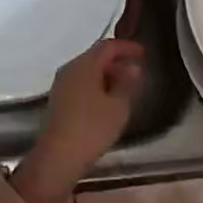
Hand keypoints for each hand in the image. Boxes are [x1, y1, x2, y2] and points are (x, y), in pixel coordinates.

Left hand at [14, 40, 145, 202]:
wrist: (59, 156)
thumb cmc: (93, 128)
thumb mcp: (118, 106)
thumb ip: (127, 83)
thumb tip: (132, 68)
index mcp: (85, 65)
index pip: (108, 46)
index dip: (127, 47)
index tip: (143, 53)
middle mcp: (70, 68)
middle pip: (95, 56)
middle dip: (117, 61)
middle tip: (136, 72)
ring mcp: (61, 83)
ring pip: (87, 70)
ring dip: (107, 74)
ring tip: (125, 87)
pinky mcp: (59, 98)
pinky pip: (80, 82)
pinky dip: (96, 84)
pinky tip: (107, 99)